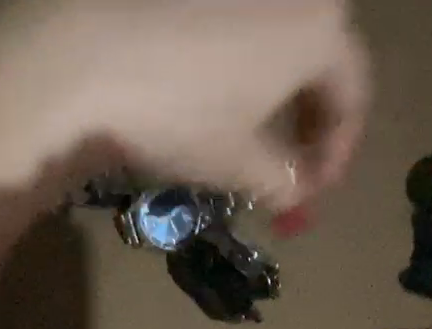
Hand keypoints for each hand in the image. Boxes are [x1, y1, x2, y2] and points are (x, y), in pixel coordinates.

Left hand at [0, 0, 370, 208]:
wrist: (79, 56)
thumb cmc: (177, 113)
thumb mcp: (240, 165)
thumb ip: (287, 183)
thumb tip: (297, 190)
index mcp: (322, 27)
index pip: (352, 98)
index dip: (337, 158)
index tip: (312, 198)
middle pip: (322, 63)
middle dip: (310, 127)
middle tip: (289, 176)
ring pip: (282, 43)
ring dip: (278, 99)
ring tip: (252, 143)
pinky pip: (242, 28)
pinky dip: (243, 70)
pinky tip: (216, 99)